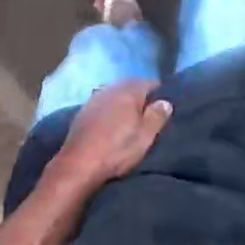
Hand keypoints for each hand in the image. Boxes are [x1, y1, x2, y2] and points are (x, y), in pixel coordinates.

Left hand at [44, 78, 173, 193]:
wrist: (79, 163)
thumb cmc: (117, 149)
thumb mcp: (145, 136)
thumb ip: (157, 116)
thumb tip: (165, 101)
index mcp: (127, 91)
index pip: (149, 82)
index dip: (159, 91)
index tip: (165, 104)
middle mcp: (109, 89)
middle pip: (130, 86)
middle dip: (140, 95)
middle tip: (150, 111)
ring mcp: (93, 98)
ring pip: (114, 94)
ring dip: (123, 102)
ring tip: (132, 117)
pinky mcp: (83, 111)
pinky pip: (102, 104)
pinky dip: (110, 109)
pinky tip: (112, 121)